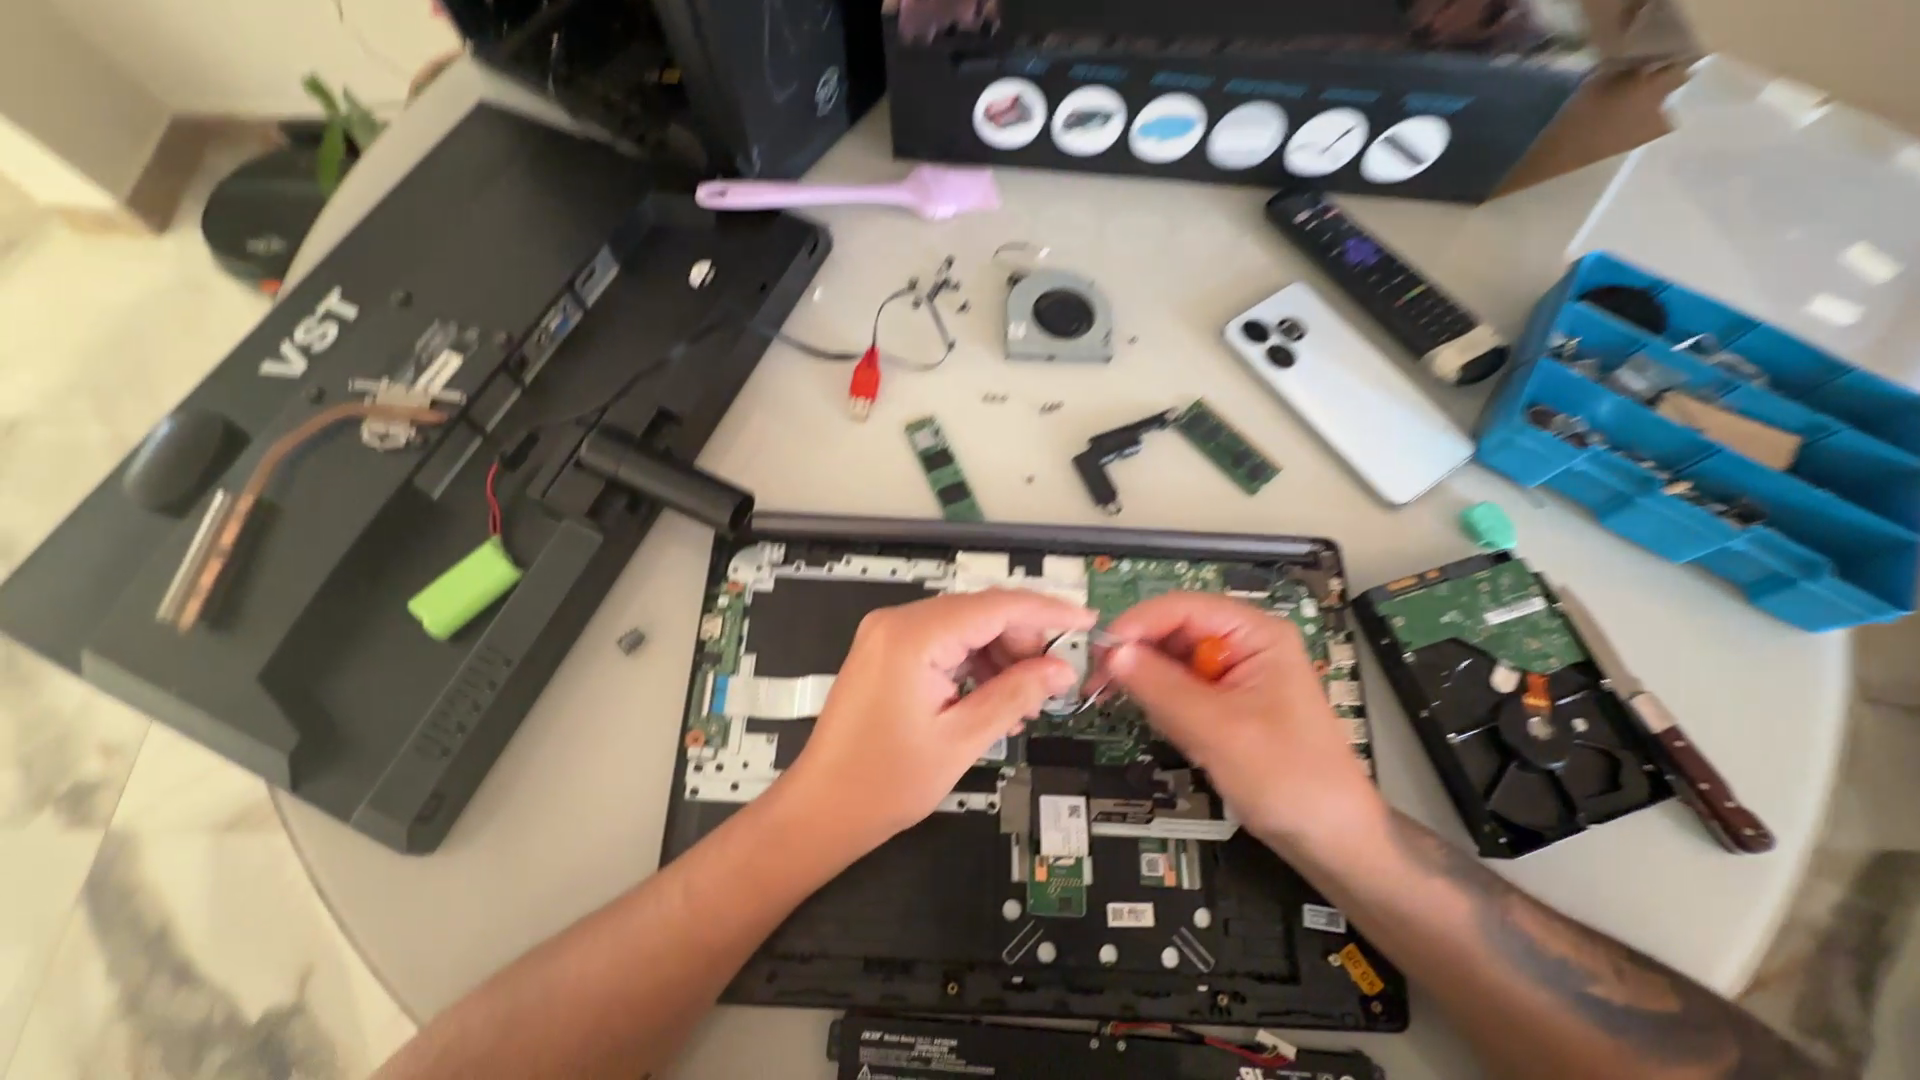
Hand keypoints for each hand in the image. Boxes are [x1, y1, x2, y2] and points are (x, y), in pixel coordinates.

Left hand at [783, 589, 1094, 848]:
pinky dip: (975, 663)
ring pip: (965, 627)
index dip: (1047, 612)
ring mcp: (888, 636)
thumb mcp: (962, 739)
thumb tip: (1061, 669)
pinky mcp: (886, 653)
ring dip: (1001, 655)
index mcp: (913, 636)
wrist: (823, 809)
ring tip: (1029, 698)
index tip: (1086, 621)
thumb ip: (1015, 695)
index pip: (996, 606)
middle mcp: (897, 623)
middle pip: (980, 612)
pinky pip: (944, 643)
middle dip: (1024, 640)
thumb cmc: (885, 782)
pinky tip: (997, 695)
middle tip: (1055, 680)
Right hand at [1103, 592, 1383, 852]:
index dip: (1137, 624)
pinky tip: (1172, 730)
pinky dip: (1165, 706)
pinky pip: (1181, 690)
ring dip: (1151, 686)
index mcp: (1255, 634)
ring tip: (1153, 720)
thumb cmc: (1285, 776)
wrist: (1329, 836)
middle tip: (1099, 687)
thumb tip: (1112, 653)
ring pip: (1172, 662)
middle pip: (1173, 631)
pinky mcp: (1227, 704)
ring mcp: (1236, 675)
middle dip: (1139, 657)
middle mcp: (1244, 644)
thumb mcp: (1216, 729)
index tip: (1098, 653)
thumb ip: (1160, 687)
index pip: (1182, 608)